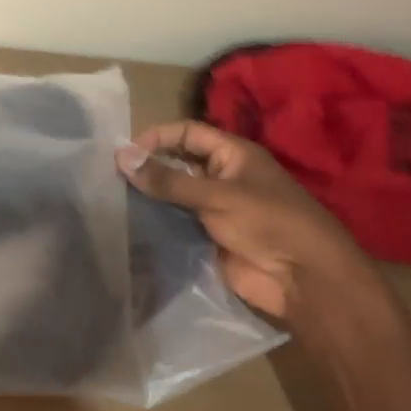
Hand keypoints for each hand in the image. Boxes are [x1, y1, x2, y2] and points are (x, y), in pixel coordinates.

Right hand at [120, 121, 378, 320]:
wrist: (300, 277)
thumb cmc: (268, 222)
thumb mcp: (217, 195)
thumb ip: (168, 180)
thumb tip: (121, 158)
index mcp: (234, 155)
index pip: (189, 133)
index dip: (158, 137)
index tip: (125, 152)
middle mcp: (223, 177)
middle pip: (179, 163)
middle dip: (149, 166)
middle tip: (111, 176)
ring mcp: (215, 208)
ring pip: (174, 194)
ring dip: (149, 196)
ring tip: (113, 199)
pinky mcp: (208, 236)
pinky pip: (176, 222)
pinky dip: (155, 221)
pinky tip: (130, 223)